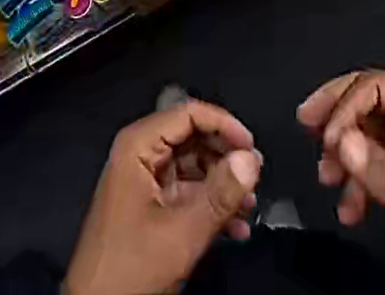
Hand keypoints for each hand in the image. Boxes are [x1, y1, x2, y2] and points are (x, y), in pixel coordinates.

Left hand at [64, 99, 262, 294]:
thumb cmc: (130, 270)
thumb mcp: (182, 231)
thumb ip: (221, 193)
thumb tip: (252, 160)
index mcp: (138, 146)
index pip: (189, 114)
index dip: (224, 125)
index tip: (250, 148)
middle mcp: (141, 154)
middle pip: (195, 137)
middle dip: (227, 158)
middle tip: (254, 177)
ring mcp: (146, 180)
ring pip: (196, 165)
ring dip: (224, 184)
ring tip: (248, 206)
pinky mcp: (151, 205)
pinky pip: (189, 190)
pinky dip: (212, 204)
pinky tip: (234, 227)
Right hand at [298, 70, 384, 294]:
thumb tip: (340, 141)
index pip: (380, 86)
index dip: (346, 106)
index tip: (325, 142)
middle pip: (369, 97)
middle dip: (337, 116)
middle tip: (306, 133)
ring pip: (367, 128)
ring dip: (344, 151)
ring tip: (328, 181)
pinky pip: (374, 159)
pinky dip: (357, 179)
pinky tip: (350, 207)